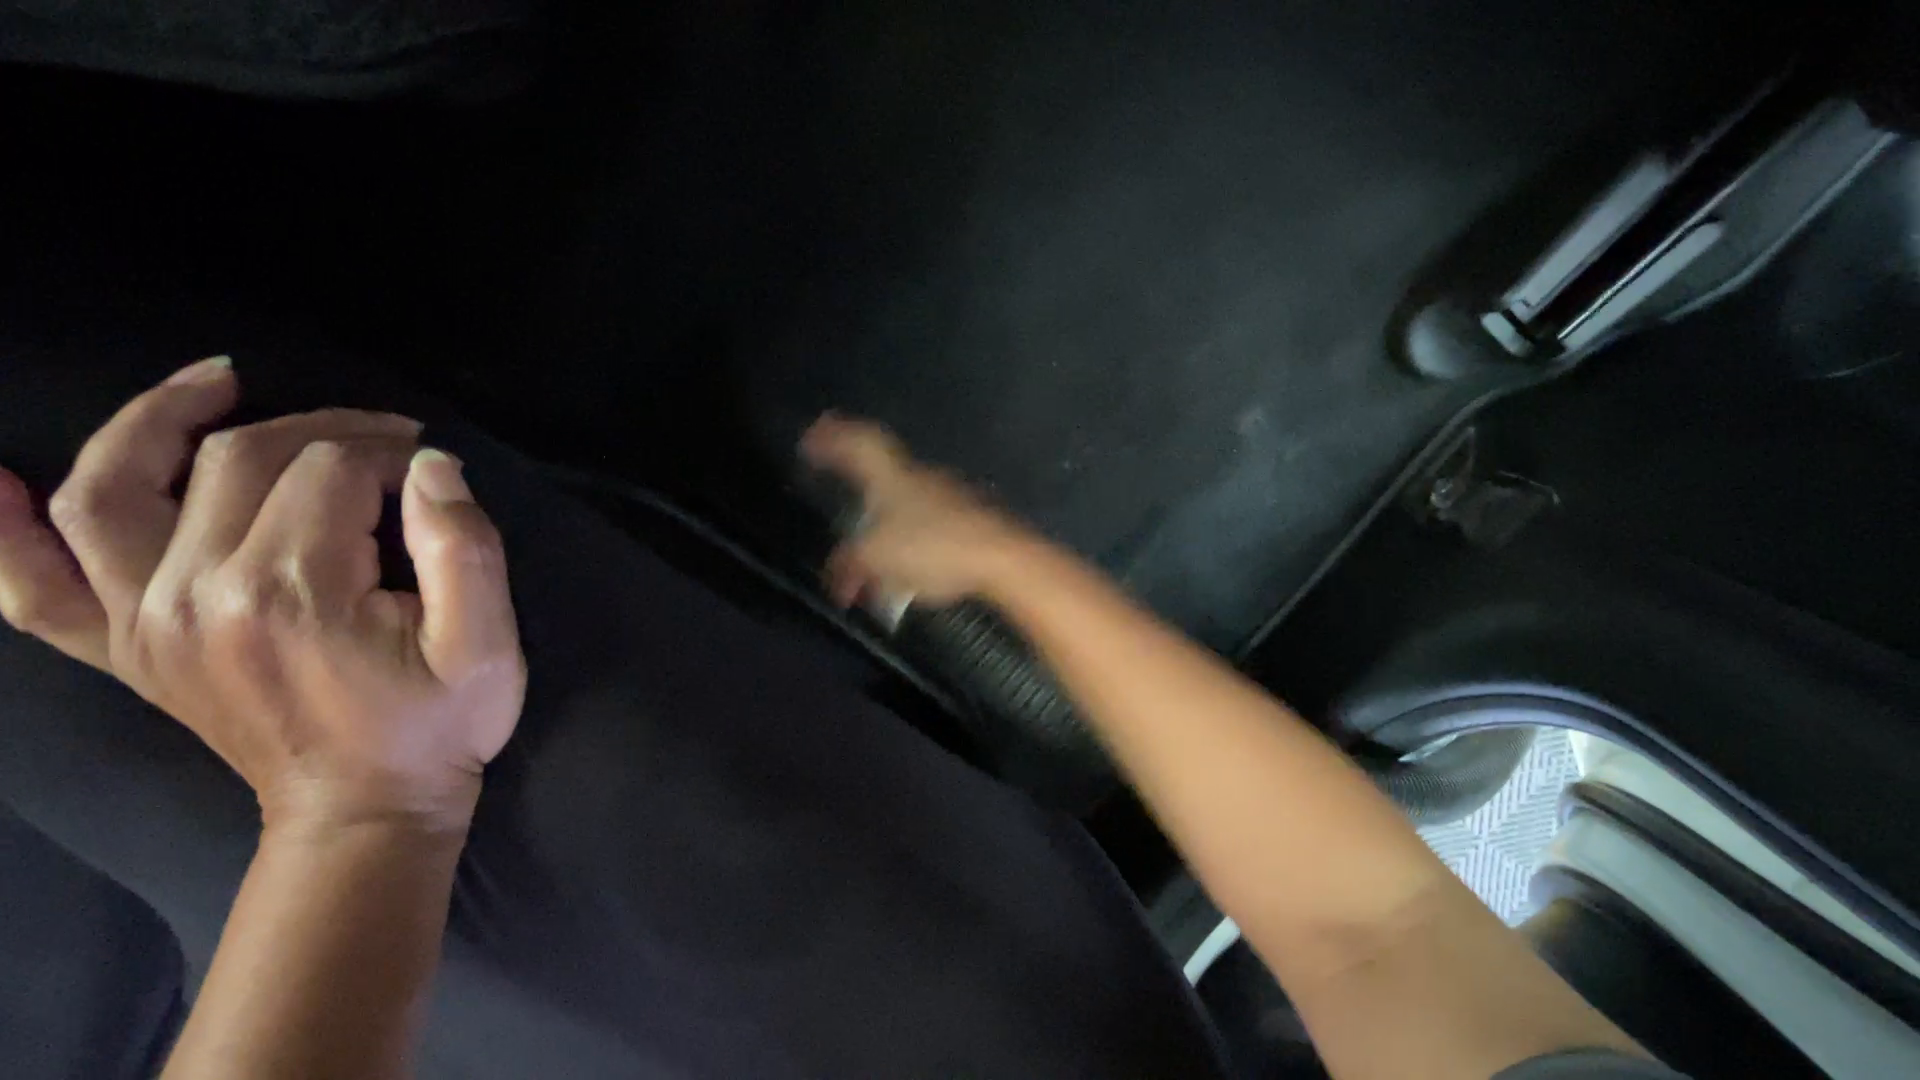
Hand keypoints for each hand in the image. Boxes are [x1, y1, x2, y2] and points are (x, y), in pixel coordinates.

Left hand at [0, 357, 526, 834]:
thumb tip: (432, 467)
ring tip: (215, 383)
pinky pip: (27, 585)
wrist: (364, 811)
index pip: (333, 469)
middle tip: (385, 438)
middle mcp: (196, 594)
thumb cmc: (436, 726)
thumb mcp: (487, 646)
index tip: (431, 465)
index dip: (391, 451)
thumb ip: (465, 550)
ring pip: (116, 488)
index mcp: (293, 591)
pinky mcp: (121, 648)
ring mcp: (141, 622)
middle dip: (322, 427)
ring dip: (157, 421)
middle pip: (241, 459)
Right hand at [801, 412, 1043, 608]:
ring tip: (872, 552)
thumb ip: (849, 564)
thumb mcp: (875, 558)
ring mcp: (948, 497)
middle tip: (841, 495)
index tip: (814, 436)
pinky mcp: (968, 521)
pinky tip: (906, 569)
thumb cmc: (932, 547)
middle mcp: (919, 478)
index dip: (834, 436)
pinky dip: (909, 542)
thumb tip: (837, 577)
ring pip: (905, 503)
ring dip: (884, 522)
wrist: (1001, 558)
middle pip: (882, 472)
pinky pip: (927, 526)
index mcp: (891, 476)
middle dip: (858, 484)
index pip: (859, 442)